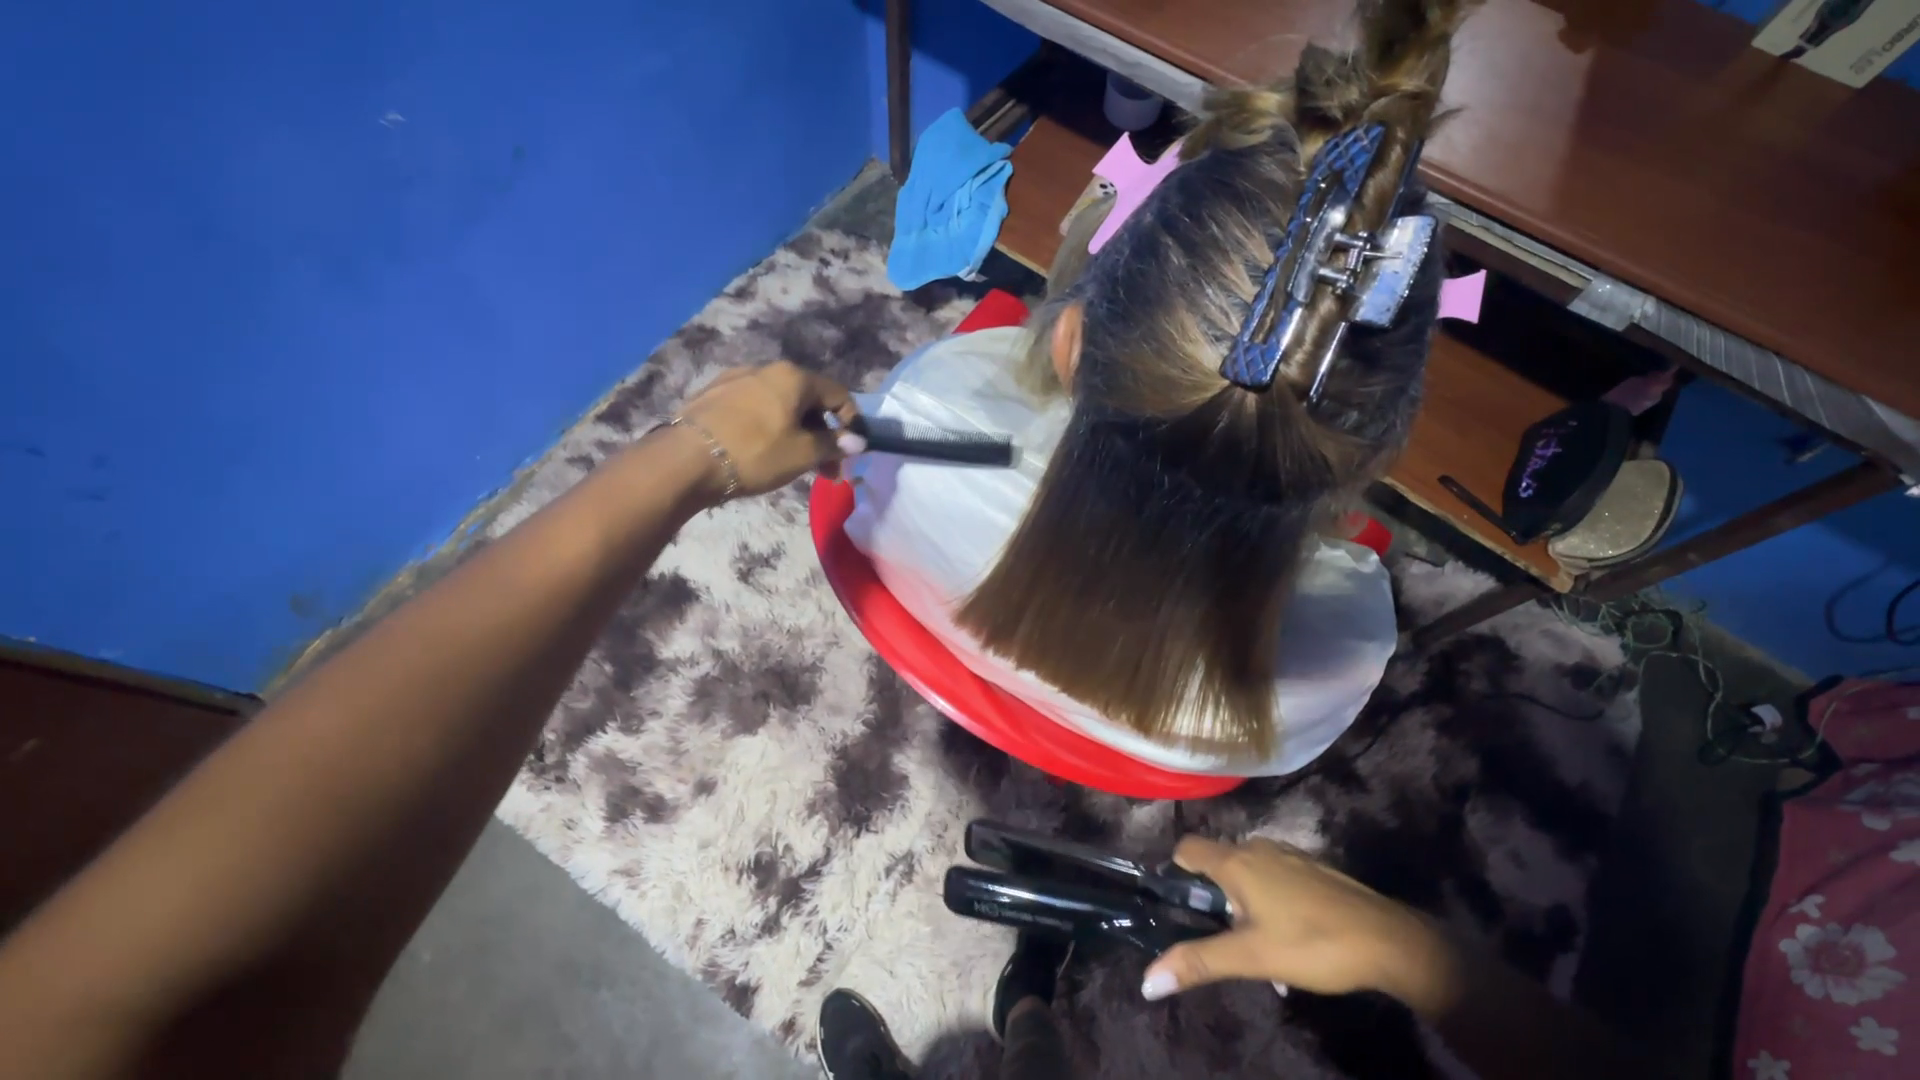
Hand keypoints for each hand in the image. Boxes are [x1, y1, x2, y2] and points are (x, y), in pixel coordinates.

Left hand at [672, 361, 863, 500]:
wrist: (685, 460)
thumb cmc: (755, 453)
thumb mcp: (803, 454)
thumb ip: (833, 445)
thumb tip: (856, 441)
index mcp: (794, 376)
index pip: (838, 393)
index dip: (851, 422)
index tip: (850, 451)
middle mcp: (765, 369)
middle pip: (807, 400)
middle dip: (821, 434)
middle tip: (825, 468)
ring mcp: (734, 380)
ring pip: (778, 405)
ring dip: (795, 432)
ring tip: (793, 464)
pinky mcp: (711, 396)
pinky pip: (752, 410)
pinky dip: (767, 428)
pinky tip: (760, 452)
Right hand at [1141, 837, 1445, 1004]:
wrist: (1391, 941)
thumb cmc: (1313, 943)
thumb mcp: (1252, 958)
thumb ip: (1198, 963)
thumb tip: (1147, 981)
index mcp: (1236, 862)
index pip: (1188, 849)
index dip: (1176, 871)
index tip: (1177, 904)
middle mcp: (1259, 848)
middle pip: (1219, 863)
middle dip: (1215, 898)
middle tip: (1221, 938)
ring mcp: (1290, 856)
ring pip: (1251, 873)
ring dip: (1245, 904)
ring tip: (1257, 947)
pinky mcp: (1315, 869)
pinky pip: (1277, 879)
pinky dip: (1272, 902)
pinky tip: (1290, 940)